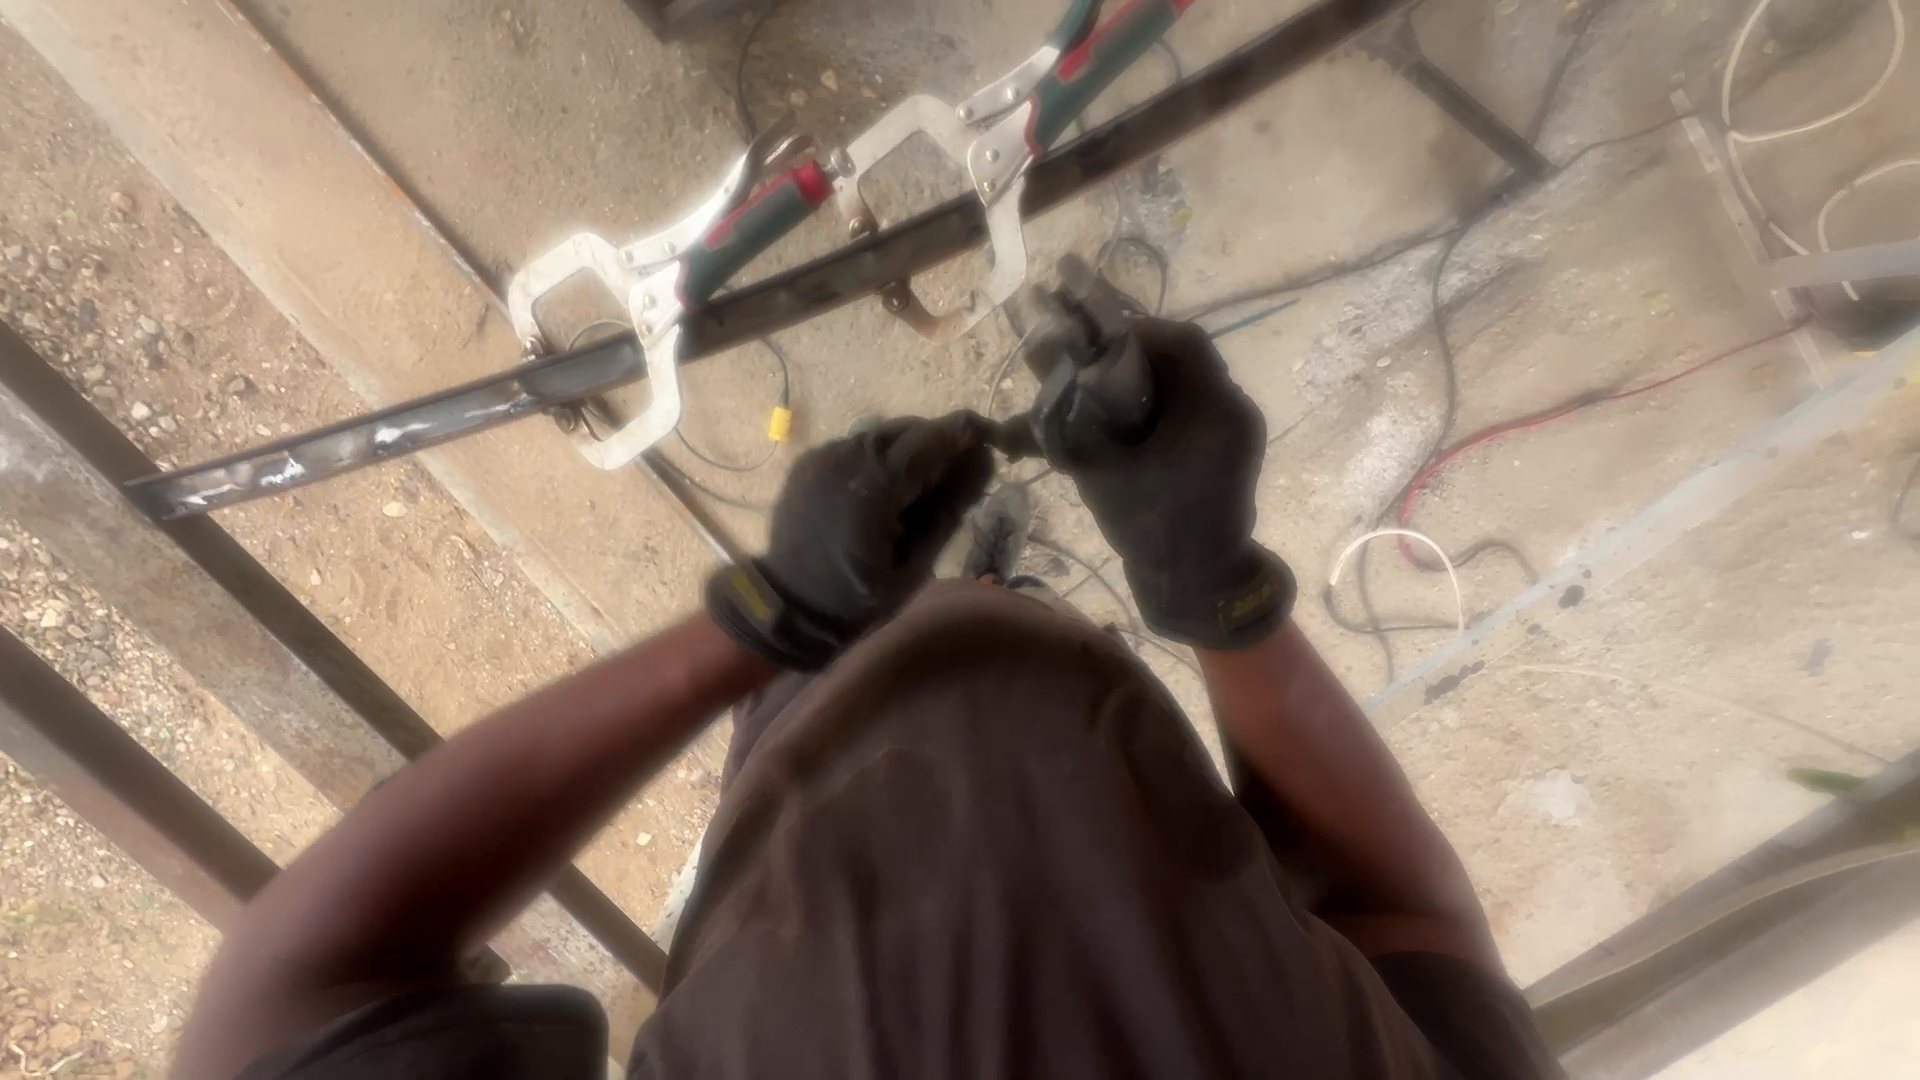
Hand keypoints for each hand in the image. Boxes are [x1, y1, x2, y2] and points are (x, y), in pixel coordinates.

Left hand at [706, 411, 994, 668]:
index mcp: (876, 483)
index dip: (966, 434)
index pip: (933, 438)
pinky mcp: (809, 463)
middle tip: (959, 474)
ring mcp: (824, 456)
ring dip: (909, 451)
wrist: (787, 607)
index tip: (992, 441)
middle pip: (908, 429)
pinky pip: (856, 447)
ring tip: (920, 489)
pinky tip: (885, 491)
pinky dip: (879, 458)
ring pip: (882, 435)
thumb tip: (983, 463)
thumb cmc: (857, 598)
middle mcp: (847, 456)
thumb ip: (950, 508)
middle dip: (939, 444)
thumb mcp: (916, 564)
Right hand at [1051, 318, 1293, 648]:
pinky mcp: (1233, 447)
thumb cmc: (1150, 529)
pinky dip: (1162, 403)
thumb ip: (1062, 428)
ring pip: (1190, 382)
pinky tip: (1129, 419)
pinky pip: (1195, 407)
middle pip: (1185, 358)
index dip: (1135, 330)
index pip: (1180, 341)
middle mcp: (1235, 410)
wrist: (1199, 583)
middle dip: (1135, 355)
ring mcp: (1239, 429)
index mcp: (1213, 410)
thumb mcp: (1098, 474)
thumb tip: (1019, 396)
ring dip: (1148, 380)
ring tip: (1105, 390)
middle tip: (1092, 362)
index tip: (1093, 339)